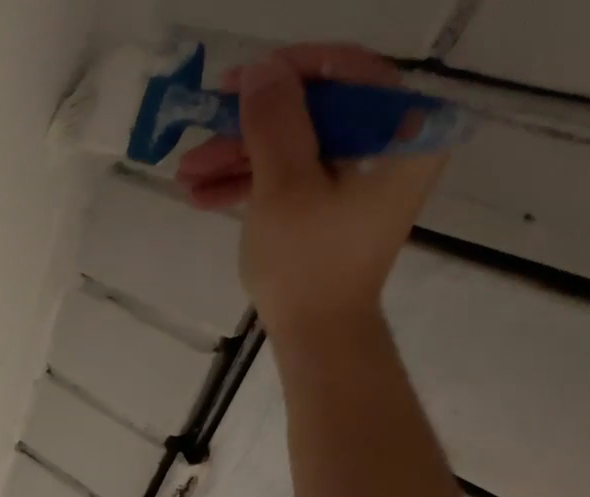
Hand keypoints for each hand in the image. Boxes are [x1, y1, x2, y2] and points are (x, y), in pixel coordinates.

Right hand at [176, 44, 448, 336]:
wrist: (317, 331)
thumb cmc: (308, 261)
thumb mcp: (284, 187)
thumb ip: (275, 122)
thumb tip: (260, 70)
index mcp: (403, 132)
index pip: (351, 74)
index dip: (291, 71)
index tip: (237, 82)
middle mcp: (392, 145)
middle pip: (316, 112)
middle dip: (250, 126)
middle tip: (199, 132)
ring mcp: (362, 177)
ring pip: (296, 146)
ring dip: (238, 158)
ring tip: (186, 175)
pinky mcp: (336, 204)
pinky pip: (293, 176)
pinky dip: (250, 182)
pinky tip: (203, 195)